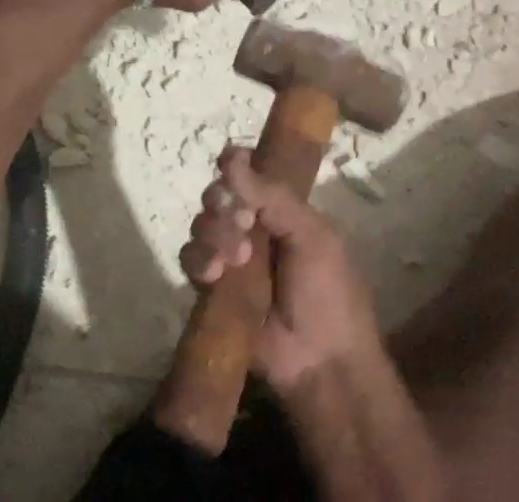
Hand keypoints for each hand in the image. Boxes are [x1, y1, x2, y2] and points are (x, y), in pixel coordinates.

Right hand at [180, 146, 383, 392]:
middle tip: (240, 224)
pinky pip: (189, 260)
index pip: (247, 175)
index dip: (234, 168)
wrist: (321, 364)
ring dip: (212, 235)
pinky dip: (198, 261)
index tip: (229, 168)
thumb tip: (230, 154)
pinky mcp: (212, 287)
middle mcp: (251, 229)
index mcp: (281, 212)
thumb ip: (272, 196)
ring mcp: (230, 258)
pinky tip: (215, 275)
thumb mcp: (313, 237)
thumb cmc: (329, 295)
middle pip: (217, 197)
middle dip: (222, 206)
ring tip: (234, 261)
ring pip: (200, 226)